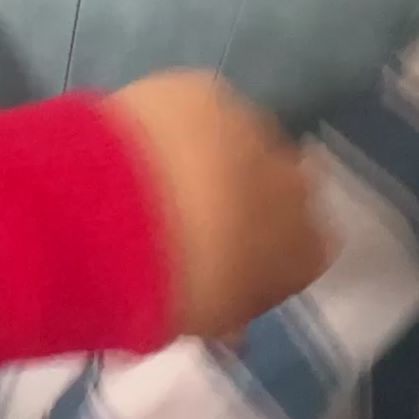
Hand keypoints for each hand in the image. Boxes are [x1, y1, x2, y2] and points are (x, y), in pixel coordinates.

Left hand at [101, 71, 328, 339]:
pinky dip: (174, 114)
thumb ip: (229, 314)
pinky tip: (143, 131)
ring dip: (211, 147)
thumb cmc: (166, 284)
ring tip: (157, 164)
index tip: (230, 247)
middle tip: (191, 201)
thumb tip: (231, 328)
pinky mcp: (204, 91)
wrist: (113, 215)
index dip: (265, 242)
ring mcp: (251, 129)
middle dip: (244, 189)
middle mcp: (295, 184)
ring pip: (239, 136)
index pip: (305, 245)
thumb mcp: (204, 317)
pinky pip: (195, 102)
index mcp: (305, 249)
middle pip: (281, 182)